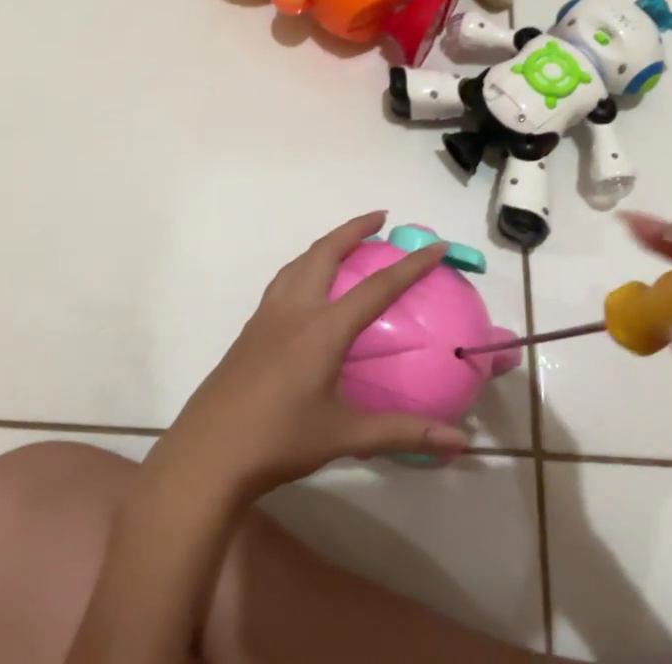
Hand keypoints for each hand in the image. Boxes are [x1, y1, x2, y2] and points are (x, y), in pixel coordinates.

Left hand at [149, 212, 470, 500]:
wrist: (209, 453)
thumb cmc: (279, 441)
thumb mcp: (346, 436)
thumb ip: (403, 433)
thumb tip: (461, 444)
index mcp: (322, 330)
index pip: (376, 287)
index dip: (410, 265)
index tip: (437, 245)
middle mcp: (293, 312)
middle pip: (325, 254)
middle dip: (354, 229)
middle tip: (380, 218)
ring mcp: (266, 318)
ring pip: (297, 264)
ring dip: (324, 245)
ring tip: (345, 243)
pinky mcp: (249, 331)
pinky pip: (281, 283)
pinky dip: (303, 268)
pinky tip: (307, 288)